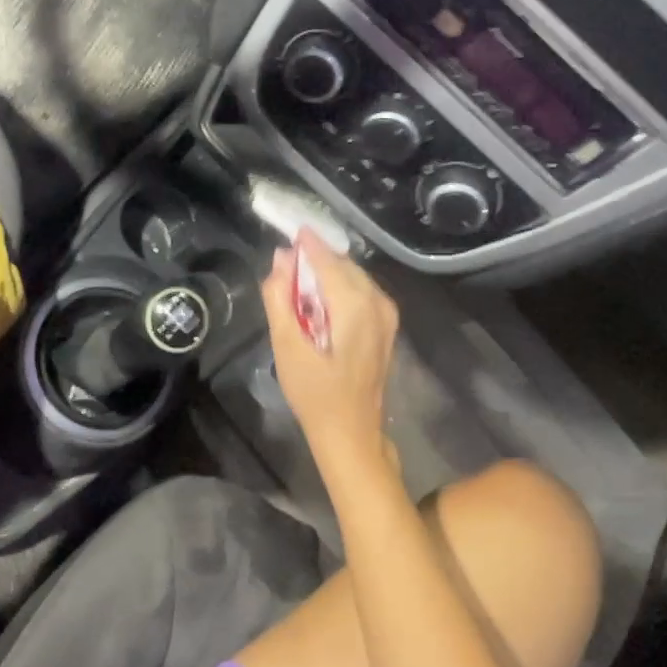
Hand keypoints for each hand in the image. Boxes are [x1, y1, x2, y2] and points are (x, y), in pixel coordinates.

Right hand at [260, 232, 399, 470]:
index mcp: (355, 305)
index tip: (289, 232)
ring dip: (327, 274)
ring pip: (353, 278)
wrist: (350, 433)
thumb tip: (280, 260)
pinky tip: (320, 302)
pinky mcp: (387, 327)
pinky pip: (361, 292)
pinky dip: (339, 288)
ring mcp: (387, 315)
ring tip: (299, 283)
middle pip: (343, 266)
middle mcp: (378, 303)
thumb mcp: (286, 346)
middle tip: (286, 264)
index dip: (307, 244)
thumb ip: (280, 298)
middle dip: (316, 260)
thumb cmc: (314, 393)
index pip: (328, 260)